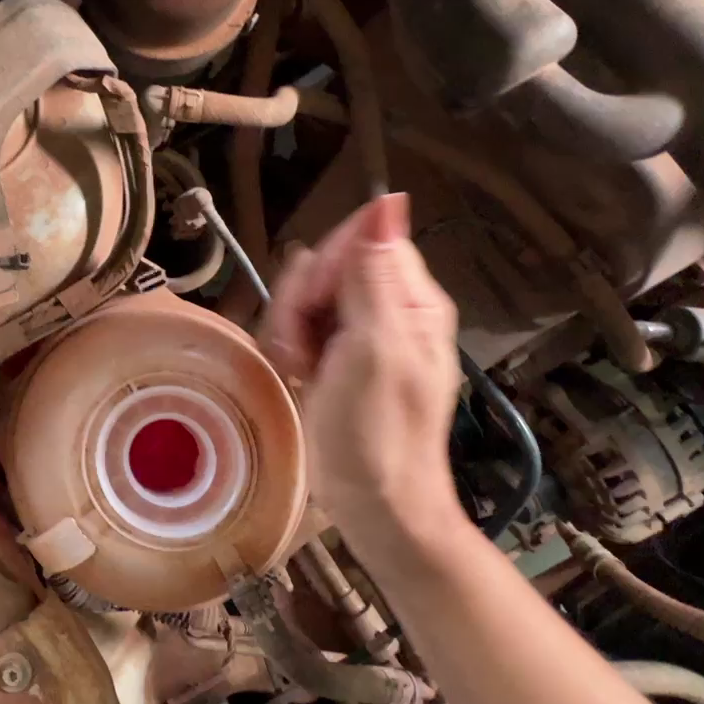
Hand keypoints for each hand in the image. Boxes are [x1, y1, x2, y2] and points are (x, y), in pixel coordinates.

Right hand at [261, 194, 463, 548]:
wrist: (373, 502)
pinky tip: (296, 371)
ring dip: (291, 326)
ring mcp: (360, 334)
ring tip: (299, 364)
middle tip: (303, 345)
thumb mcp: (375, 347)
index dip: (328, 267)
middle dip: (303, 301)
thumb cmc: (376, 430)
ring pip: (309, 295)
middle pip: (329, 267)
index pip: (362, 243)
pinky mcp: (336, 356)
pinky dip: (291, 345)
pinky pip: (303, 324)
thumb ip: (375, 274)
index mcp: (412, 301)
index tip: (314, 306)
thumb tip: (389, 200)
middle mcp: (389, 309)